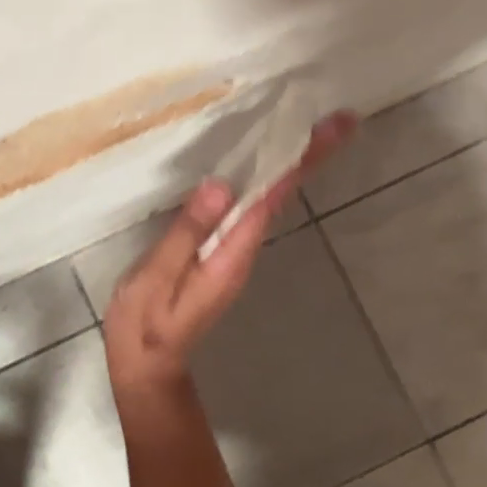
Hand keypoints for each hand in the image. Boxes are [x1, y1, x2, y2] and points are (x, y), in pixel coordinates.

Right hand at [103, 112, 354, 395]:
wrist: (145, 366)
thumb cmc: (145, 326)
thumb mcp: (158, 278)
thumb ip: (188, 232)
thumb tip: (220, 186)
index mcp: (232, 254)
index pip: (272, 197)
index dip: (301, 161)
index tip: (332, 131)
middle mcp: (243, 251)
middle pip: (280, 196)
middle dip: (309, 157)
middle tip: (341, 120)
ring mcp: (234, 255)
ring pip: (268, 202)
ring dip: (292, 166)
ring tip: (311, 131)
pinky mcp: (221, 255)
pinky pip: (250, 210)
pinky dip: (264, 182)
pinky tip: (262, 166)